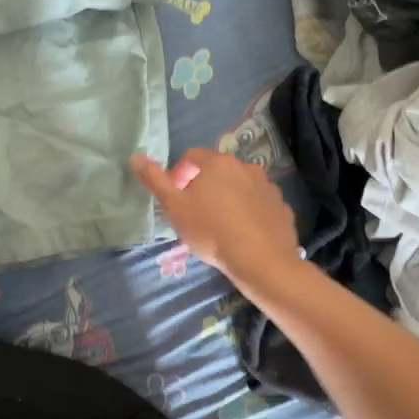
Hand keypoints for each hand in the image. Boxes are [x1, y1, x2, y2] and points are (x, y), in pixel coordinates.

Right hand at [131, 150, 304, 289]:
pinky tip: (242, 233)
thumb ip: (155, 180)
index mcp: (218, 163)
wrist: (262, 262)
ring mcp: (268, 187)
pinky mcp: (282, 207)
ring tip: (220, 225)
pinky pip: (258, 203)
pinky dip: (248, 212)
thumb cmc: (211, 231)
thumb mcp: (174, 207)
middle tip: (195, 213)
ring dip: (227, 198)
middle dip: (203, 186)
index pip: (191, 156)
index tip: (175, 198)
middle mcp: (246, 167)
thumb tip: (136, 157)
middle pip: (217, 170)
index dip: (179, 174)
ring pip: (239, 186)